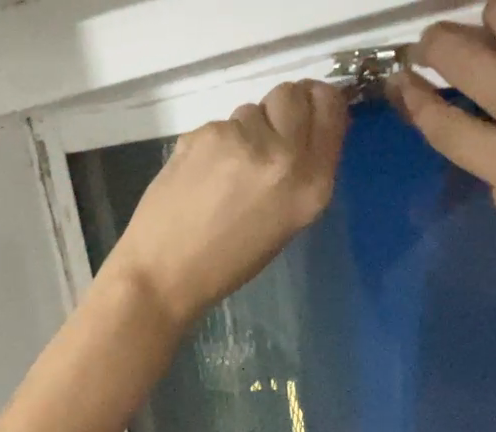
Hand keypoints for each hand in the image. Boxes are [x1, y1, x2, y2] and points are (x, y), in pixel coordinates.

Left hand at [103, 80, 349, 328]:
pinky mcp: (205, 134)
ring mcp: (243, 141)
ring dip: (246, 129)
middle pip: (293, 94)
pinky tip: (200, 176)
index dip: (317, 104)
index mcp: (312, 184)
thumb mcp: (284, 223)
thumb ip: (302, 174)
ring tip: (226, 172)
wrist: (165, 273)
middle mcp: (285, 155)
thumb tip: (305, 130)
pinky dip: (214, 143)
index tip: (305, 115)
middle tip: (264, 140)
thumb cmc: (228, 263)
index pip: (330, 108)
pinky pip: (220, 125)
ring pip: (253, 109)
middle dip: (281, 110)